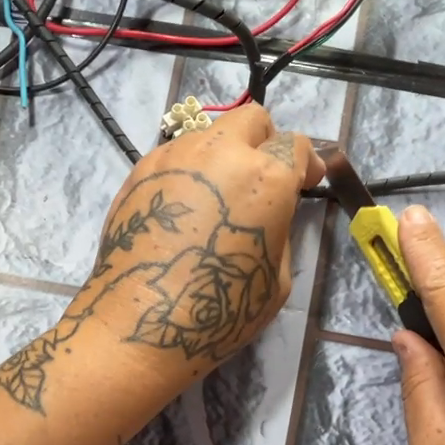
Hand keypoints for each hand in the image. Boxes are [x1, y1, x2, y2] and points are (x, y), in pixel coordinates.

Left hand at [0, 106, 321, 413]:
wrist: (140, 323)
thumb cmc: (217, 312)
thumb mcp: (275, 279)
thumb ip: (280, 229)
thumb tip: (274, 212)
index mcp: (266, 176)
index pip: (296, 146)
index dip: (305, 165)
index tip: (304, 182)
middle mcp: (220, 152)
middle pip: (251, 121)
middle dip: (264, 143)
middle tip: (262, 178)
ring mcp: (174, 157)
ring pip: (208, 136)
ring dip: (221, 156)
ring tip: (216, 201)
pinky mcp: (139, 173)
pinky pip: (174, 158)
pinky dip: (187, 173)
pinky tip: (183, 213)